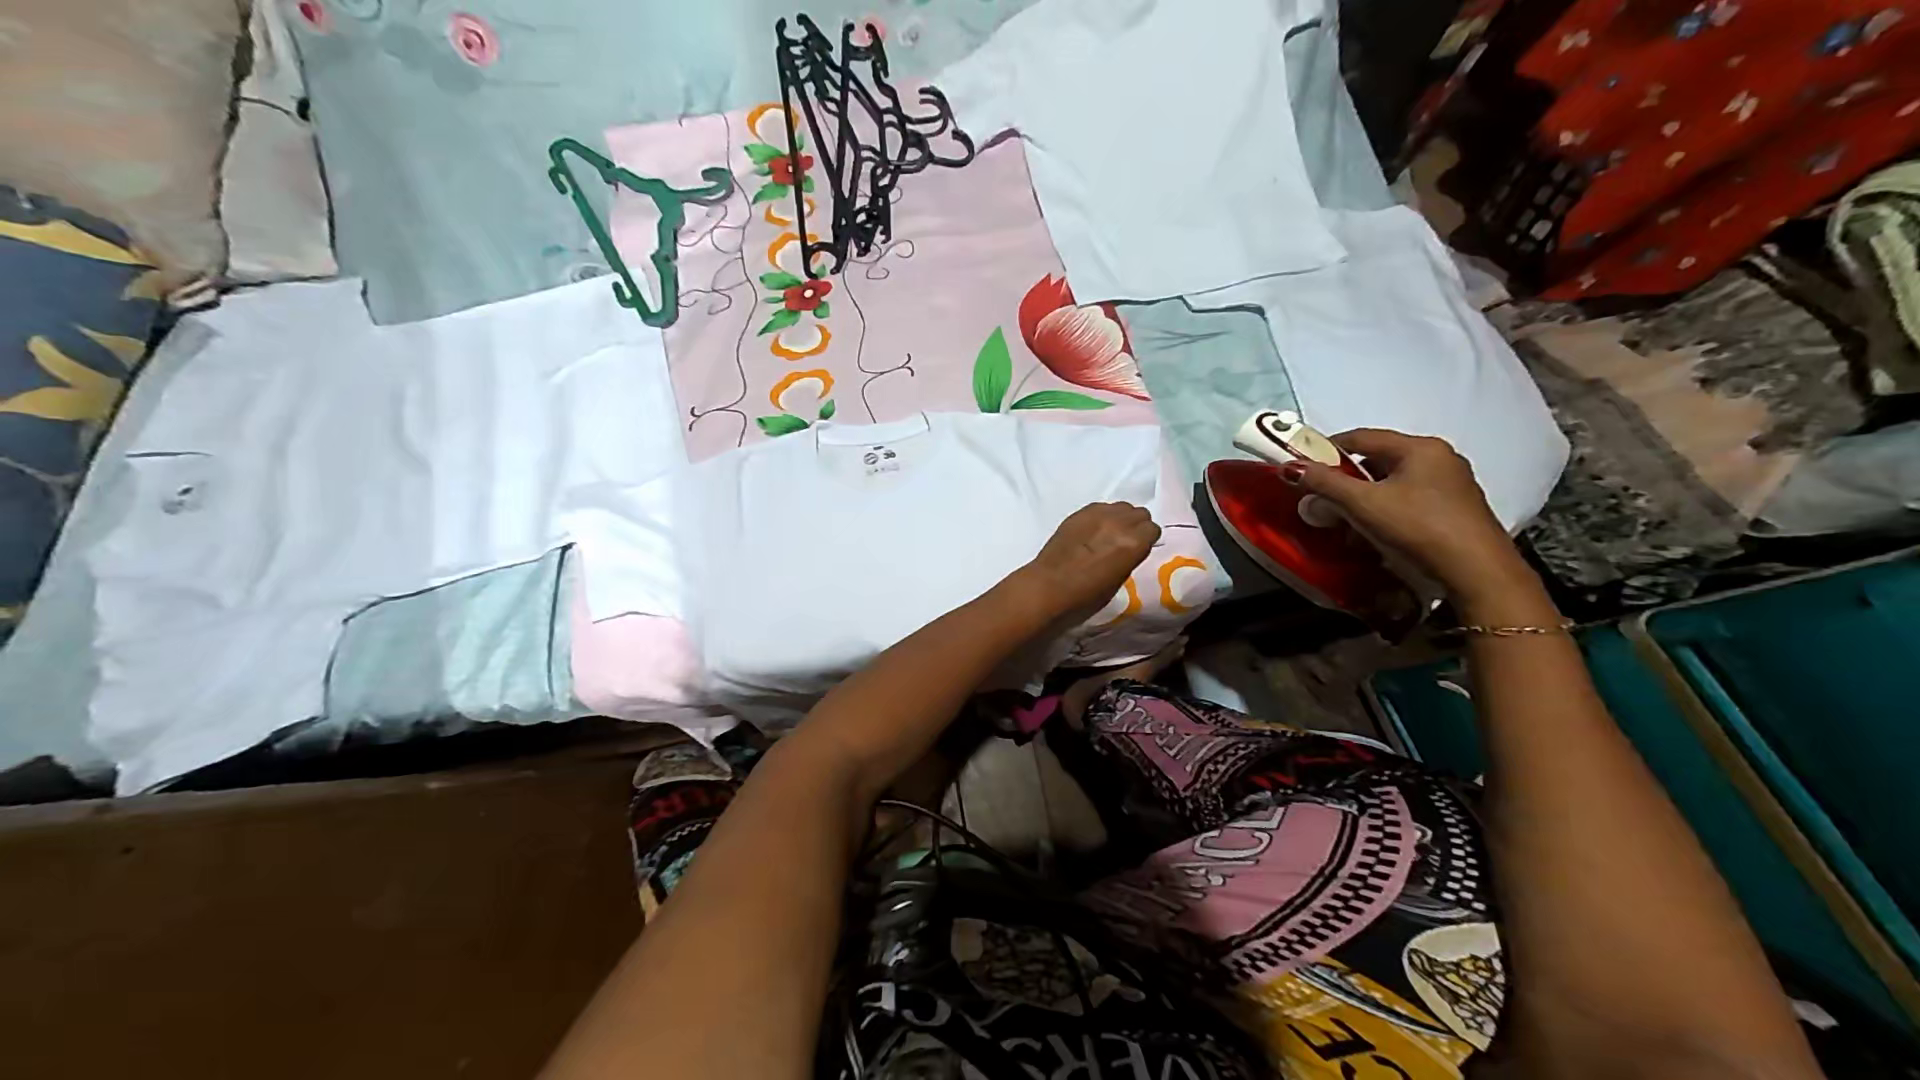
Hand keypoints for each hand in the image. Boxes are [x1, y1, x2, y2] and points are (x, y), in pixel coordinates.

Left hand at [1021, 502, 1160, 619]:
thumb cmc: (1085, 595)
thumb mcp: (1119, 580)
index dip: (1146, 540)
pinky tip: (1093, 530)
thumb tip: (1132, 548)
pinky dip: (1102, 516)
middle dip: (1136, 526)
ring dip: (1120, 518)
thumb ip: (1131, 558)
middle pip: (1140, 513)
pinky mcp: (1079, 513)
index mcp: (1133, 543)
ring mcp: (1098, 514)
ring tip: (1109, 534)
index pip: (1153, 529)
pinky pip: (1101, 507)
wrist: (1048, 587)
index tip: (1139, 549)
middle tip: (1125, 541)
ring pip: (1122, 507)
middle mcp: (1119, 523)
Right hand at [1286, 429, 1540, 611]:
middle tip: (1320, 500)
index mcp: (1420, 447)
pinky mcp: (1455, 511)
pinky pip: (1408, 502)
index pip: (1361, 436)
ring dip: (1363, 501)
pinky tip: (1374, 534)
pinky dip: (1384, 512)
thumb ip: (1325, 484)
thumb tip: (1290, 468)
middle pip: (1377, 461)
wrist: (1477, 573)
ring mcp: (1451, 485)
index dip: (1326, 448)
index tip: (1302, 466)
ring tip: (1344, 523)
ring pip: (1392, 484)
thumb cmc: (1417, 528)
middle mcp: (1439, 459)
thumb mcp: (1363, 504)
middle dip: (1344, 481)